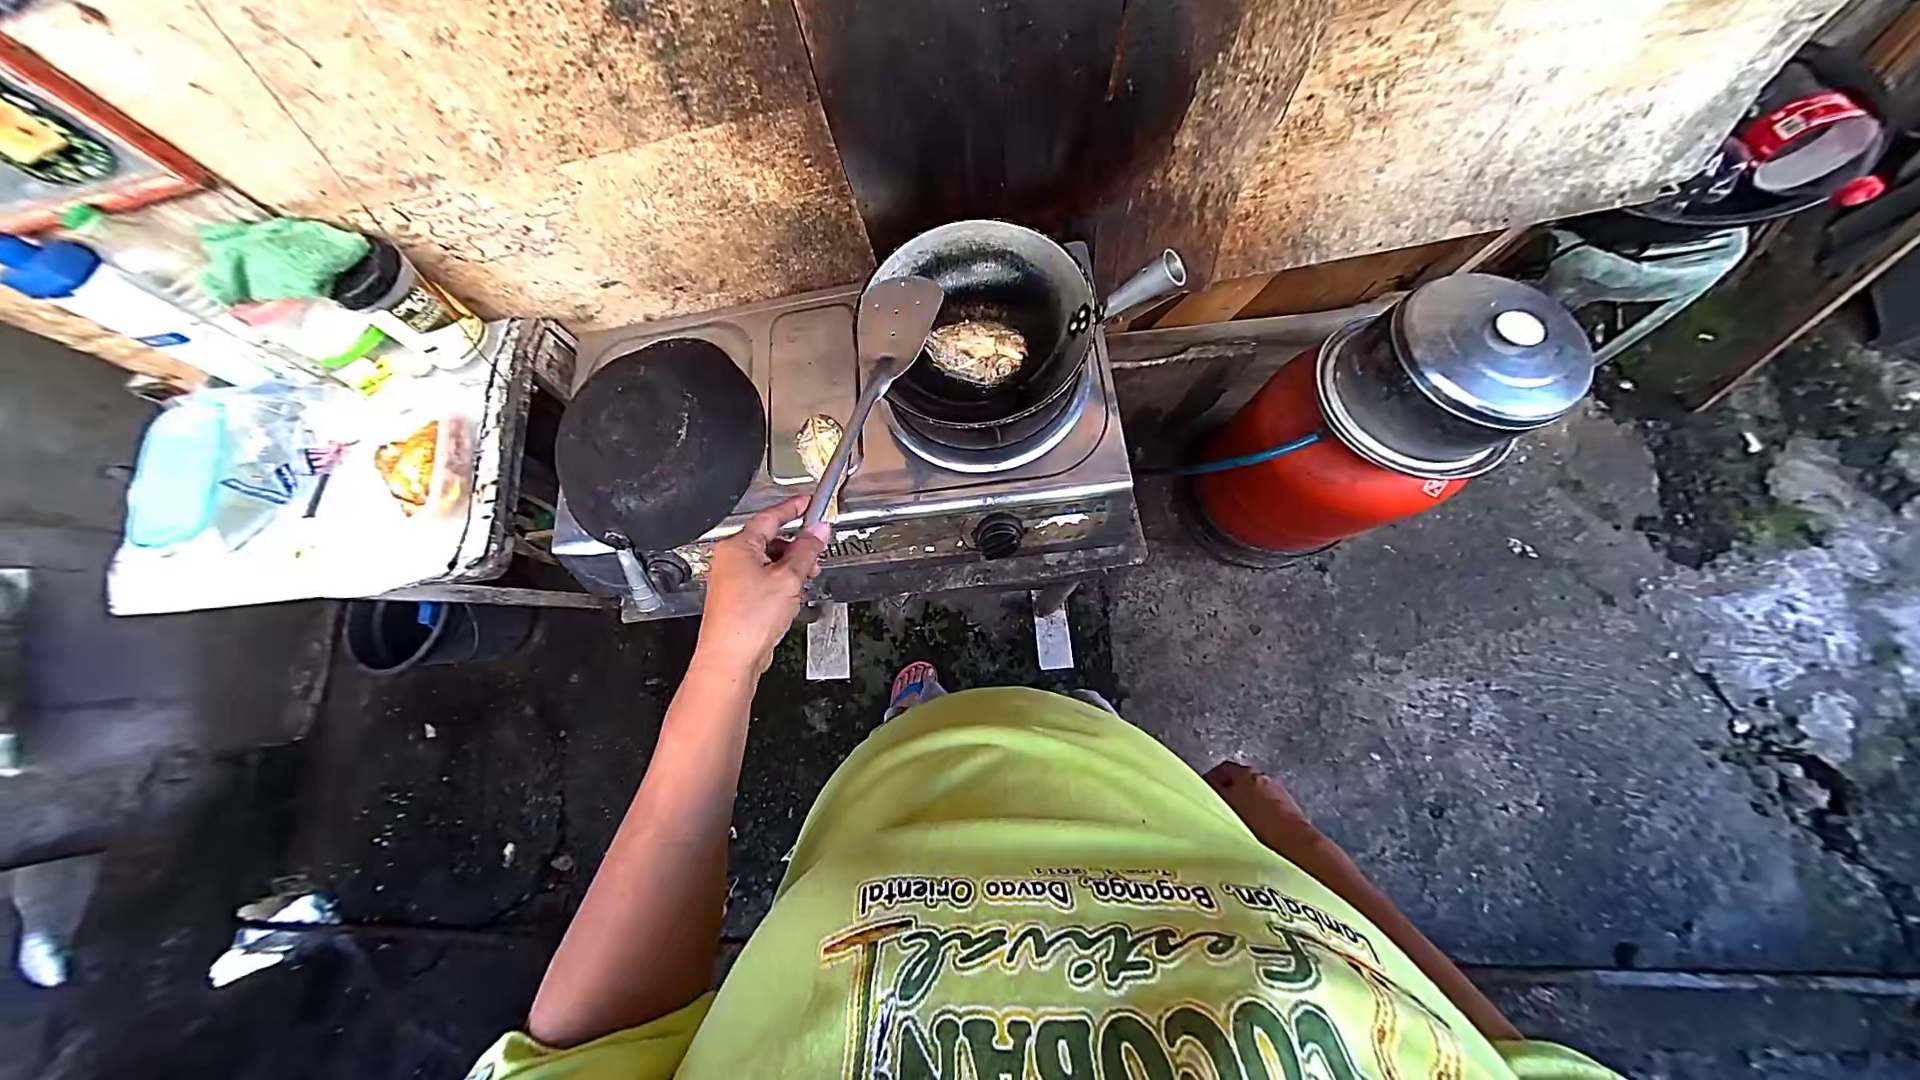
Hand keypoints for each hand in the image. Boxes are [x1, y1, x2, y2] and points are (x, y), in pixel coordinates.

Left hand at [694, 494, 831, 675]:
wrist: (730, 658)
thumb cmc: (747, 620)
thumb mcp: (789, 578)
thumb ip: (806, 551)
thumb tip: (818, 531)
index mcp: (738, 546)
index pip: (771, 516)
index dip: (793, 507)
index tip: (808, 502)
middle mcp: (730, 559)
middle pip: (771, 539)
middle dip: (797, 545)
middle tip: (818, 549)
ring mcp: (732, 578)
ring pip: (769, 560)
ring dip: (791, 566)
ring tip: (807, 577)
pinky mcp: (737, 597)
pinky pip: (764, 578)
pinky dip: (781, 581)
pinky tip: (793, 593)